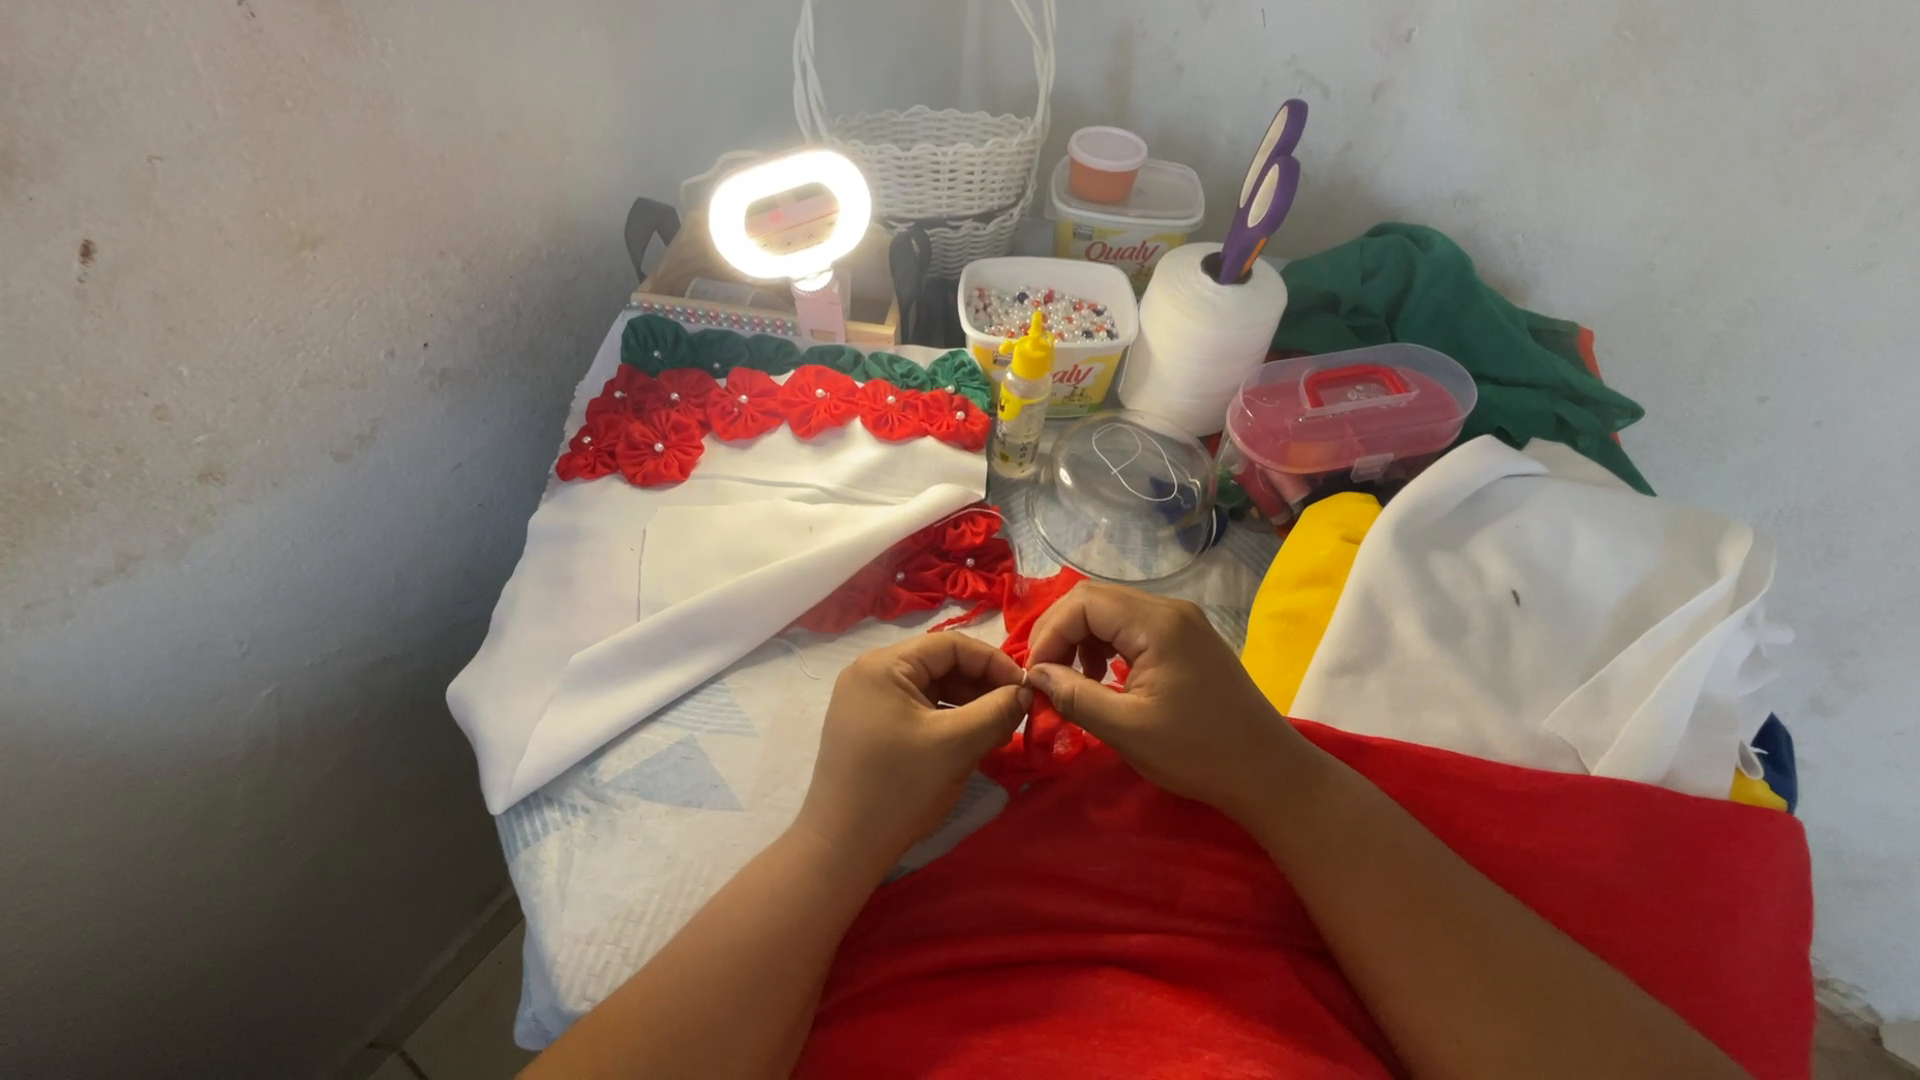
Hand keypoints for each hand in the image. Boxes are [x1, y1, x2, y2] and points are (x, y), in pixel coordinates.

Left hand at [798, 633, 1031, 873]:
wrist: (843, 847)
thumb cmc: (900, 788)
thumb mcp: (957, 745)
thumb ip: (997, 711)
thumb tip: (1026, 692)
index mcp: (883, 665)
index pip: (950, 645)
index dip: (993, 663)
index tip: (1026, 690)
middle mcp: (869, 673)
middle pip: (939, 665)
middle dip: (981, 686)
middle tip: (1015, 713)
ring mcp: (866, 702)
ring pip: (930, 689)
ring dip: (967, 705)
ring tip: (997, 731)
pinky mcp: (868, 728)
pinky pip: (917, 710)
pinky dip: (947, 721)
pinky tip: (970, 742)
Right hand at [1025, 582, 1311, 825]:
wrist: (1267, 772)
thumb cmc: (1197, 752)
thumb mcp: (1126, 729)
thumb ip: (1075, 696)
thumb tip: (1036, 676)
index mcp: (1157, 624)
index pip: (1082, 603)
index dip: (1050, 634)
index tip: (1036, 676)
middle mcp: (1170, 610)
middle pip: (1096, 599)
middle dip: (1061, 633)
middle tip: (1045, 675)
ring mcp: (1182, 622)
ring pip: (1112, 611)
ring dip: (1082, 639)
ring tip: (1072, 680)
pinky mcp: (1187, 639)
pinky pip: (1132, 626)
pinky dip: (1107, 646)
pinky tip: (1103, 679)